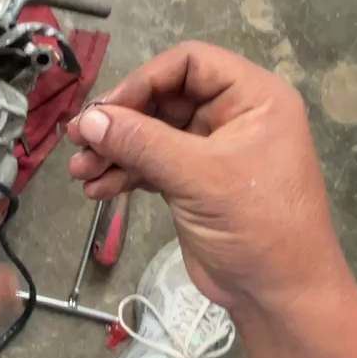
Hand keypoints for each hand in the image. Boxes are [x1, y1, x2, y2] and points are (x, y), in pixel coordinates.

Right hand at [67, 42, 349, 314]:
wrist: (277, 295)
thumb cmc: (256, 225)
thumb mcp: (198, 177)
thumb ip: (141, 143)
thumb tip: (88, 120)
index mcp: (253, 98)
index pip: (188, 63)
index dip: (143, 81)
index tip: (106, 111)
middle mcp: (231, 117)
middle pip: (162, 99)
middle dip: (119, 122)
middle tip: (79, 140)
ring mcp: (209, 151)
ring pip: (150, 134)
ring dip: (113, 151)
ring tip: (79, 171)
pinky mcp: (191, 182)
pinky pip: (149, 165)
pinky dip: (122, 174)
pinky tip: (96, 190)